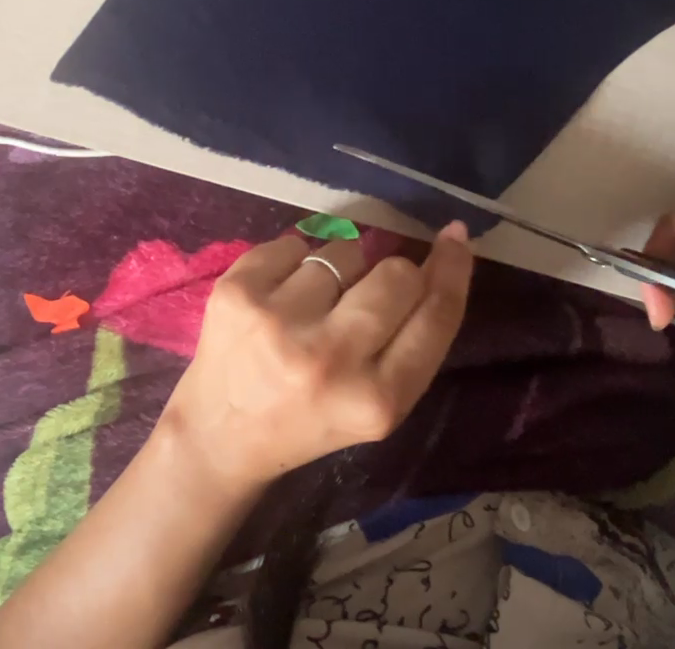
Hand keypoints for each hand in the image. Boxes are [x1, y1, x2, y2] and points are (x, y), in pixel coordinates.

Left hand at [156, 224, 474, 496]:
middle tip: (370, 293)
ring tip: (316, 306)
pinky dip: (296, 261)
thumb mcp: (378, 405)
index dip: (453, 269)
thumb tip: (446, 248)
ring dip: (341, 269)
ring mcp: (277, 322)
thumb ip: (413, 340)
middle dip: (393, 273)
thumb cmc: (310, 421)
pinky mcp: (236, 292)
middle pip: (396, 274)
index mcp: (377, 401)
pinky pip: (294, 242)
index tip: (455, 238)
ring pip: (344, 252)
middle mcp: (329, 359)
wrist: (220, 437)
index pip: (436, 314)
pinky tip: (281, 296)